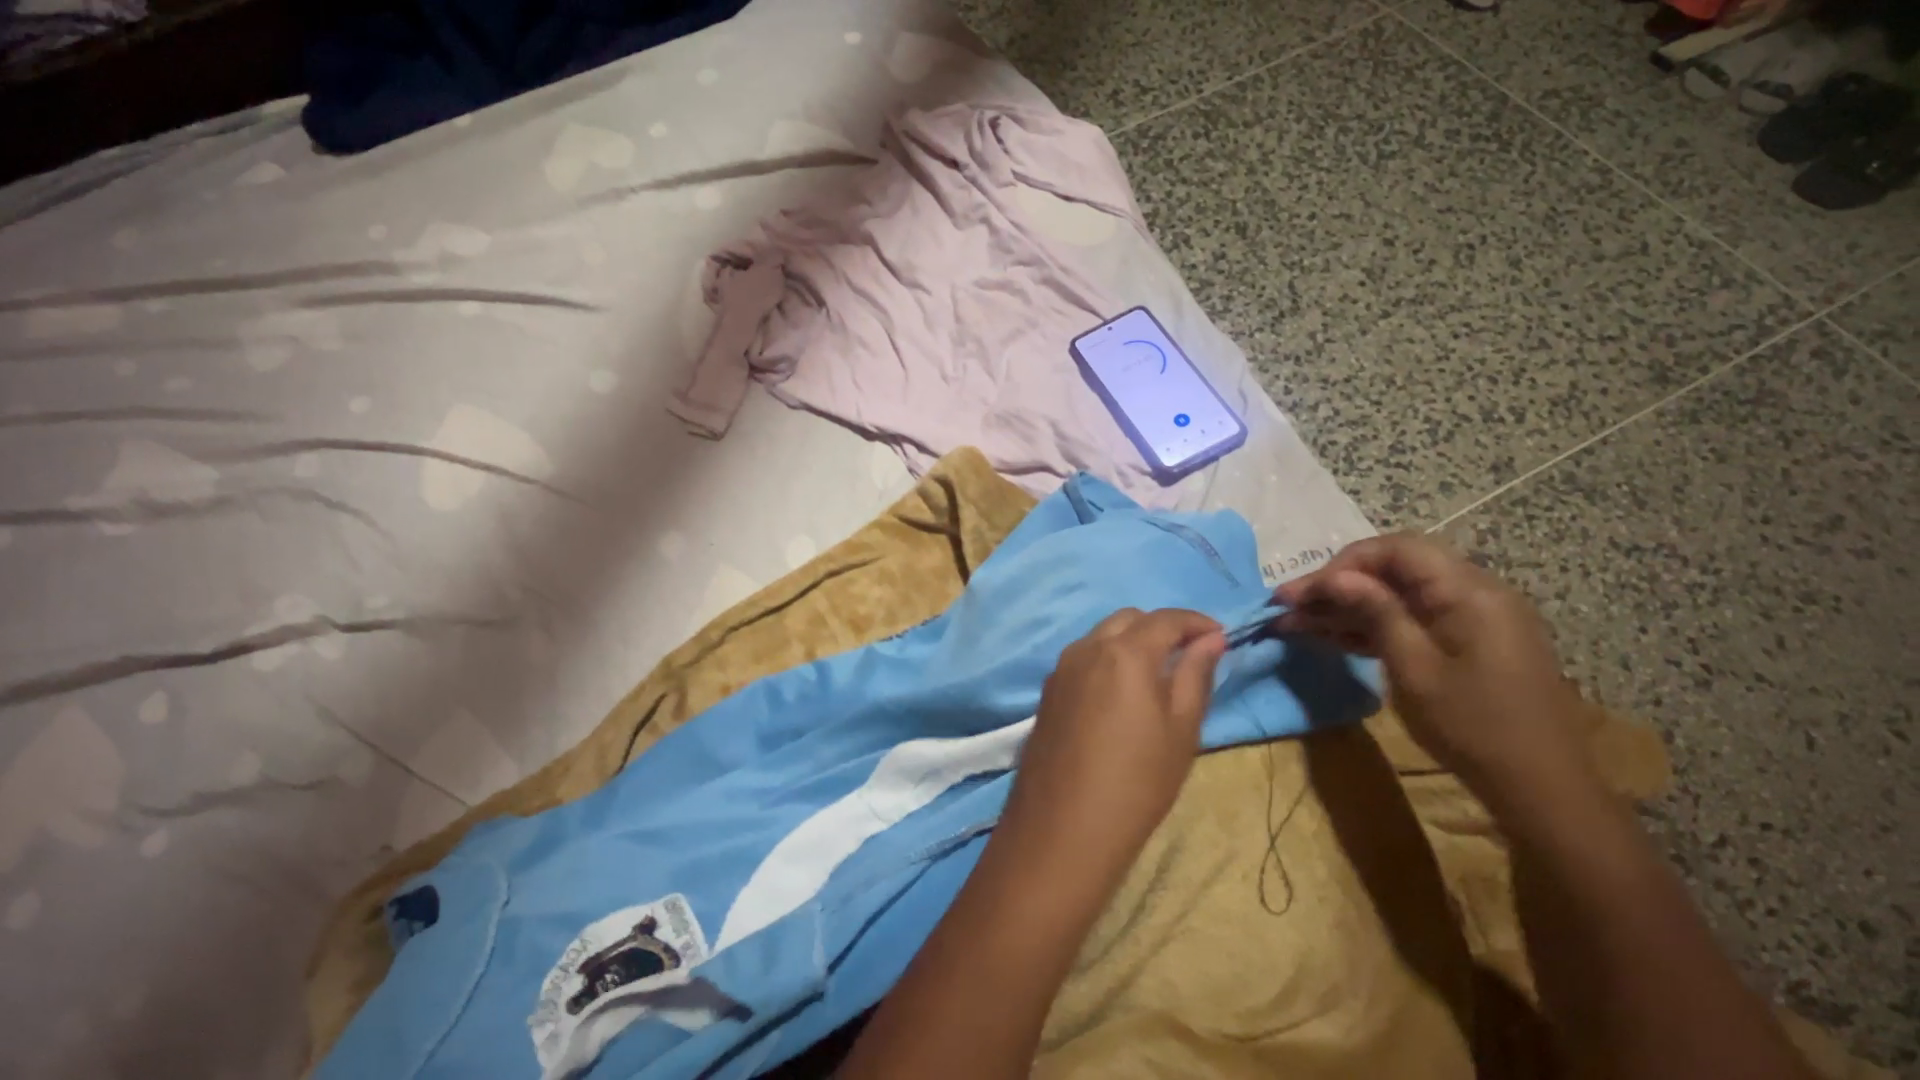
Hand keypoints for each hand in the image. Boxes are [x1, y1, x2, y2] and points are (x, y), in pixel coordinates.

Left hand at [1003, 609, 1225, 861]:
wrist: (1063, 829)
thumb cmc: (1138, 782)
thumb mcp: (1182, 729)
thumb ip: (1196, 675)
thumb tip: (1210, 639)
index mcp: (1125, 652)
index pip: (1167, 618)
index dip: (1197, 623)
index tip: (1220, 637)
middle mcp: (1087, 648)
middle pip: (1129, 620)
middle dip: (1161, 628)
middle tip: (1189, 657)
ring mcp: (1060, 670)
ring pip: (1101, 637)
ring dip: (1131, 643)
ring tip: (1157, 676)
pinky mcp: (1047, 694)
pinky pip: (1082, 660)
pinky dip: (1107, 661)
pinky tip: (1121, 695)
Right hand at [1274, 534, 1590, 804]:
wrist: (1541, 786)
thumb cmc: (1474, 726)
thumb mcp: (1414, 669)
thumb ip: (1376, 614)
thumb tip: (1336, 577)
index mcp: (1468, 591)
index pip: (1396, 549)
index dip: (1343, 563)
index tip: (1303, 594)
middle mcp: (1476, 592)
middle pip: (1397, 569)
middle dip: (1340, 585)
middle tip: (1289, 609)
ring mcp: (1475, 618)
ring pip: (1402, 596)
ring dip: (1352, 608)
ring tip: (1299, 625)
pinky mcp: (1472, 643)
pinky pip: (1418, 619)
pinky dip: (1378, 626)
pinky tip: (1336, 639)